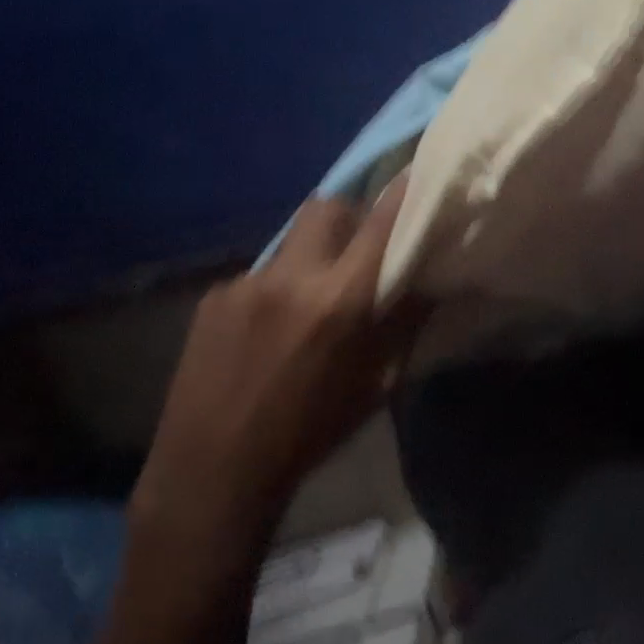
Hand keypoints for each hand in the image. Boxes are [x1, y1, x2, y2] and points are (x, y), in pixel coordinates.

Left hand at [132, 179, 428, 533]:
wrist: (214, 467)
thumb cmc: (313, 432)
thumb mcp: (377, 383)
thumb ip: (405, 322)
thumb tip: (431, 277)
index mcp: (341, 302)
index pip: (383, 223)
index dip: (406, 192)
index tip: (421, 176)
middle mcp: (292, 277)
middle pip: (328, 207)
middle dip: (351, 218)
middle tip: (360, 253)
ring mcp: (245, 282)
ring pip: (293, 243)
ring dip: (313, 259)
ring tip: (310, 308)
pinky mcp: (212, 296)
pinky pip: (260, 274)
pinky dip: (277, 290)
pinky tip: (269, 333)